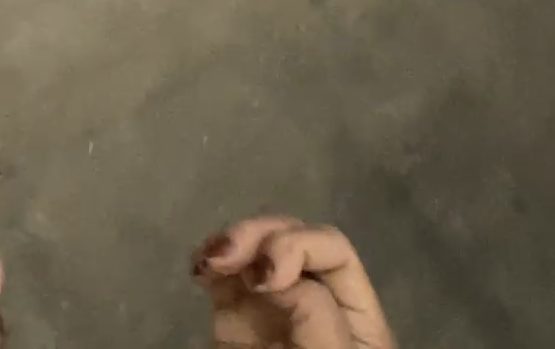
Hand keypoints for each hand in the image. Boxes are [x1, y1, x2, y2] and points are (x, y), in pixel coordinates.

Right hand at [192, 217, 393, 348]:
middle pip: (290, 235)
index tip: (266, 278)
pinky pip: (222, 265)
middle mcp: (315, 301)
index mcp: (355, 319)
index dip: (297, 246)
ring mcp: (271, 303)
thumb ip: (317, 318)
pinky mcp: (233, 309)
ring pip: (254, 242)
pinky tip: (199, 271)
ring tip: (207, 264)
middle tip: (225, 258)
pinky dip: (206, 255)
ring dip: (228, 241)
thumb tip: (275, 274)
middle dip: (255, 236)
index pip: (332, 251)